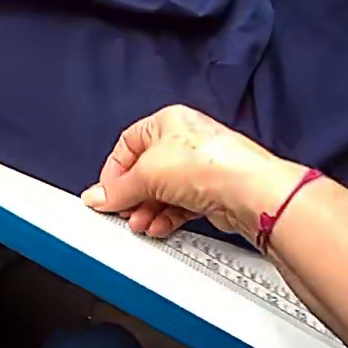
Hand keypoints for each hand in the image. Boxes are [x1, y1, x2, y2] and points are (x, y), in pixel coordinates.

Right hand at [80, 105, 307, 239]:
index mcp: (166, 122)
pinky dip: (166, 216)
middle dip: (131, 197)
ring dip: (147, 211)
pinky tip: (159, 226)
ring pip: (161, 192)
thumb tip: (96, 197)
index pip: (126, 147)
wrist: (251, 191)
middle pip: (143, 172)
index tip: (106, 195)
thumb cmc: (209, 165)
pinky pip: (179, 204)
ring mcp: (199, 166)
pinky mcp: (212, 189)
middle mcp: (184, 140)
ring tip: (141, 223)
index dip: (113, 173)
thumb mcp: (144, 175)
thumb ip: (116, 190)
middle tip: (123, 212)